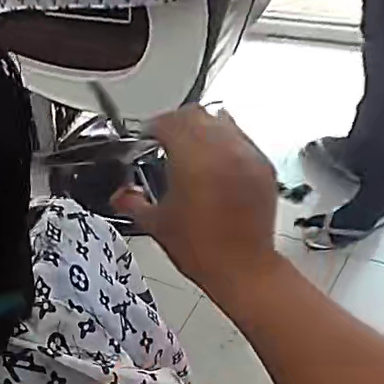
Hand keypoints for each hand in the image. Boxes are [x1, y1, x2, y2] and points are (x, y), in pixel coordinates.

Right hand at [111, 105, 282, 293]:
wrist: (241, 269)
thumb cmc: (201, 250)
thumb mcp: (158, 224)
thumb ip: (133, 203)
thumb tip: (119, 195)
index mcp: (192, 157)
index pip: (170, 121)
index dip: (154, 127)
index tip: (148, 138)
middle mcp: (223, 148)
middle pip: (197, 115)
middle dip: (179, 124)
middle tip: (168, 142)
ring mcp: (247, 155)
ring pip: (223, 122)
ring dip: (205, 130)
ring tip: (194, 153)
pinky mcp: (263, 168)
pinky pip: (243, 142)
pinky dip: (228, 146)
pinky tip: (218, 169)